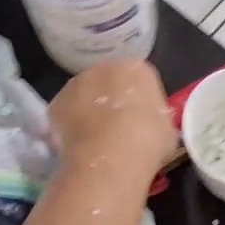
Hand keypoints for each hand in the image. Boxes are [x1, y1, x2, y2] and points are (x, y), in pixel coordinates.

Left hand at [49, 60, 175, 178]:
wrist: (111, 157)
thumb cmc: (148, 142)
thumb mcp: (167, 130)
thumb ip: (157, 118)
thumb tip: (152, 123)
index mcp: (138, 69)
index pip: (141, 80)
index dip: (142, 102)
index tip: (144, 122)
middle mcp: (104, 67)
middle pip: (109, 83)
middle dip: (113, 102)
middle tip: (121, 130)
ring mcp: (76, 83)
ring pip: (85, 96)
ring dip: (91, 112)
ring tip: (100, 141)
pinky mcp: (56, 103)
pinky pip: (68, 114)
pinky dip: (73, 126)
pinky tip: (83, 146)